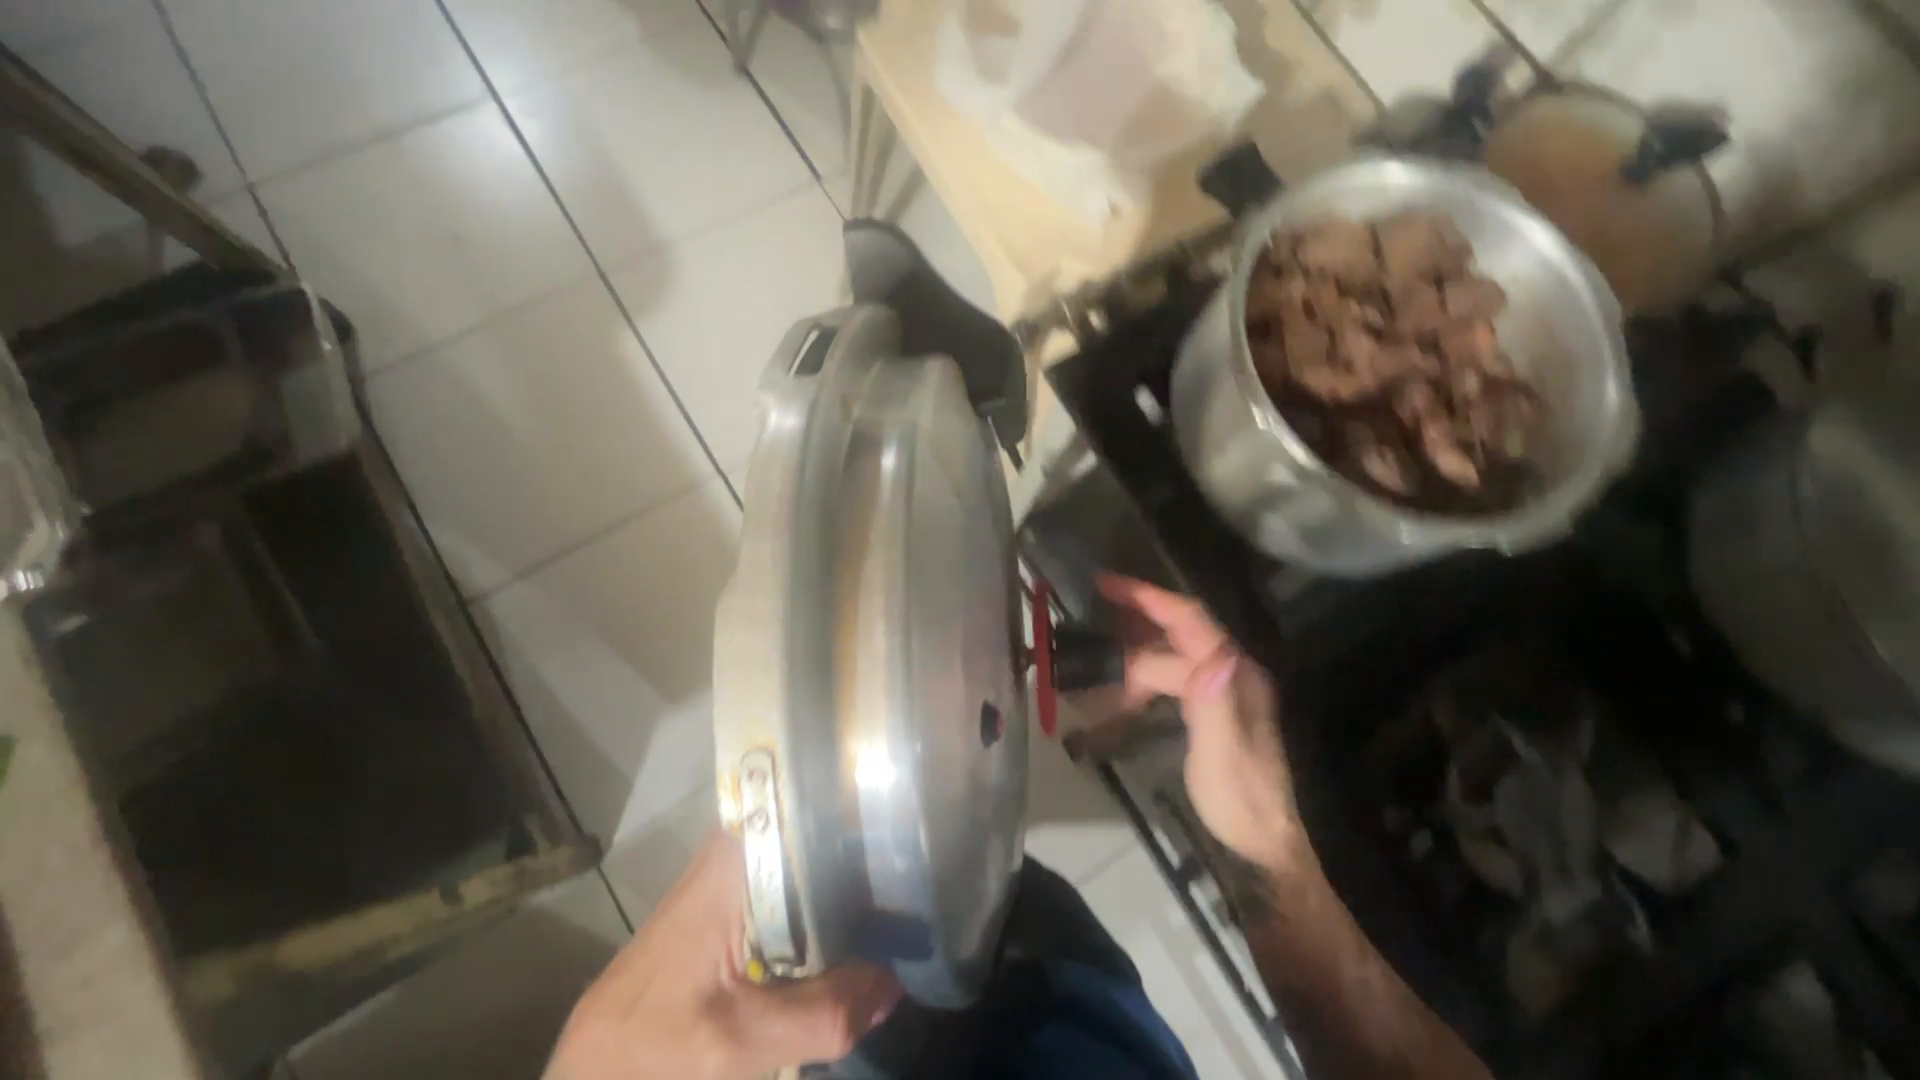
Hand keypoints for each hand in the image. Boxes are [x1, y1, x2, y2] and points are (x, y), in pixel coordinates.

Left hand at [546, 832, 902, 1079]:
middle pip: (817, 831)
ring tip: (905, 895)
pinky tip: (862, 926)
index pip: (810, 804)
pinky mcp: (734, 903)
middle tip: (919, 873)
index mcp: (736, 860)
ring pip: (808, 858)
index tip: (909, 828)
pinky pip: (796, 886)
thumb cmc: (653, 1045)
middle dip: (866, 850)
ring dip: (850, 879)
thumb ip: (822, 1013)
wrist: (592, 1072)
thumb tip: (897, 981)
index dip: (863, 812)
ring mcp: (734, 875)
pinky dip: (829, 905)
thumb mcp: (738, 1044)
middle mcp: (737, 850)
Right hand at [1098, 575, 1308, 872]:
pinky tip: (1126, 684)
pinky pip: (1176, 674)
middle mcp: (1231, 674)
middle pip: (1182, 630)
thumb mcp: (1224, 758)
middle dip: (1140, 611)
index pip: (1191, 624)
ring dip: (1139, 642)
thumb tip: (1215, 652)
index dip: (1151, 599)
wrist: (1268, 844)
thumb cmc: (1242, 802)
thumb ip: (1215, 705)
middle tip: (1095, 601)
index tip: (1109, 584)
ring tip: (1099, 644)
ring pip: (1176, 652)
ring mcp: (1223, 692)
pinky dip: (1147, 669)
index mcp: (1235, 677)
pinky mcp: (1214, 710)